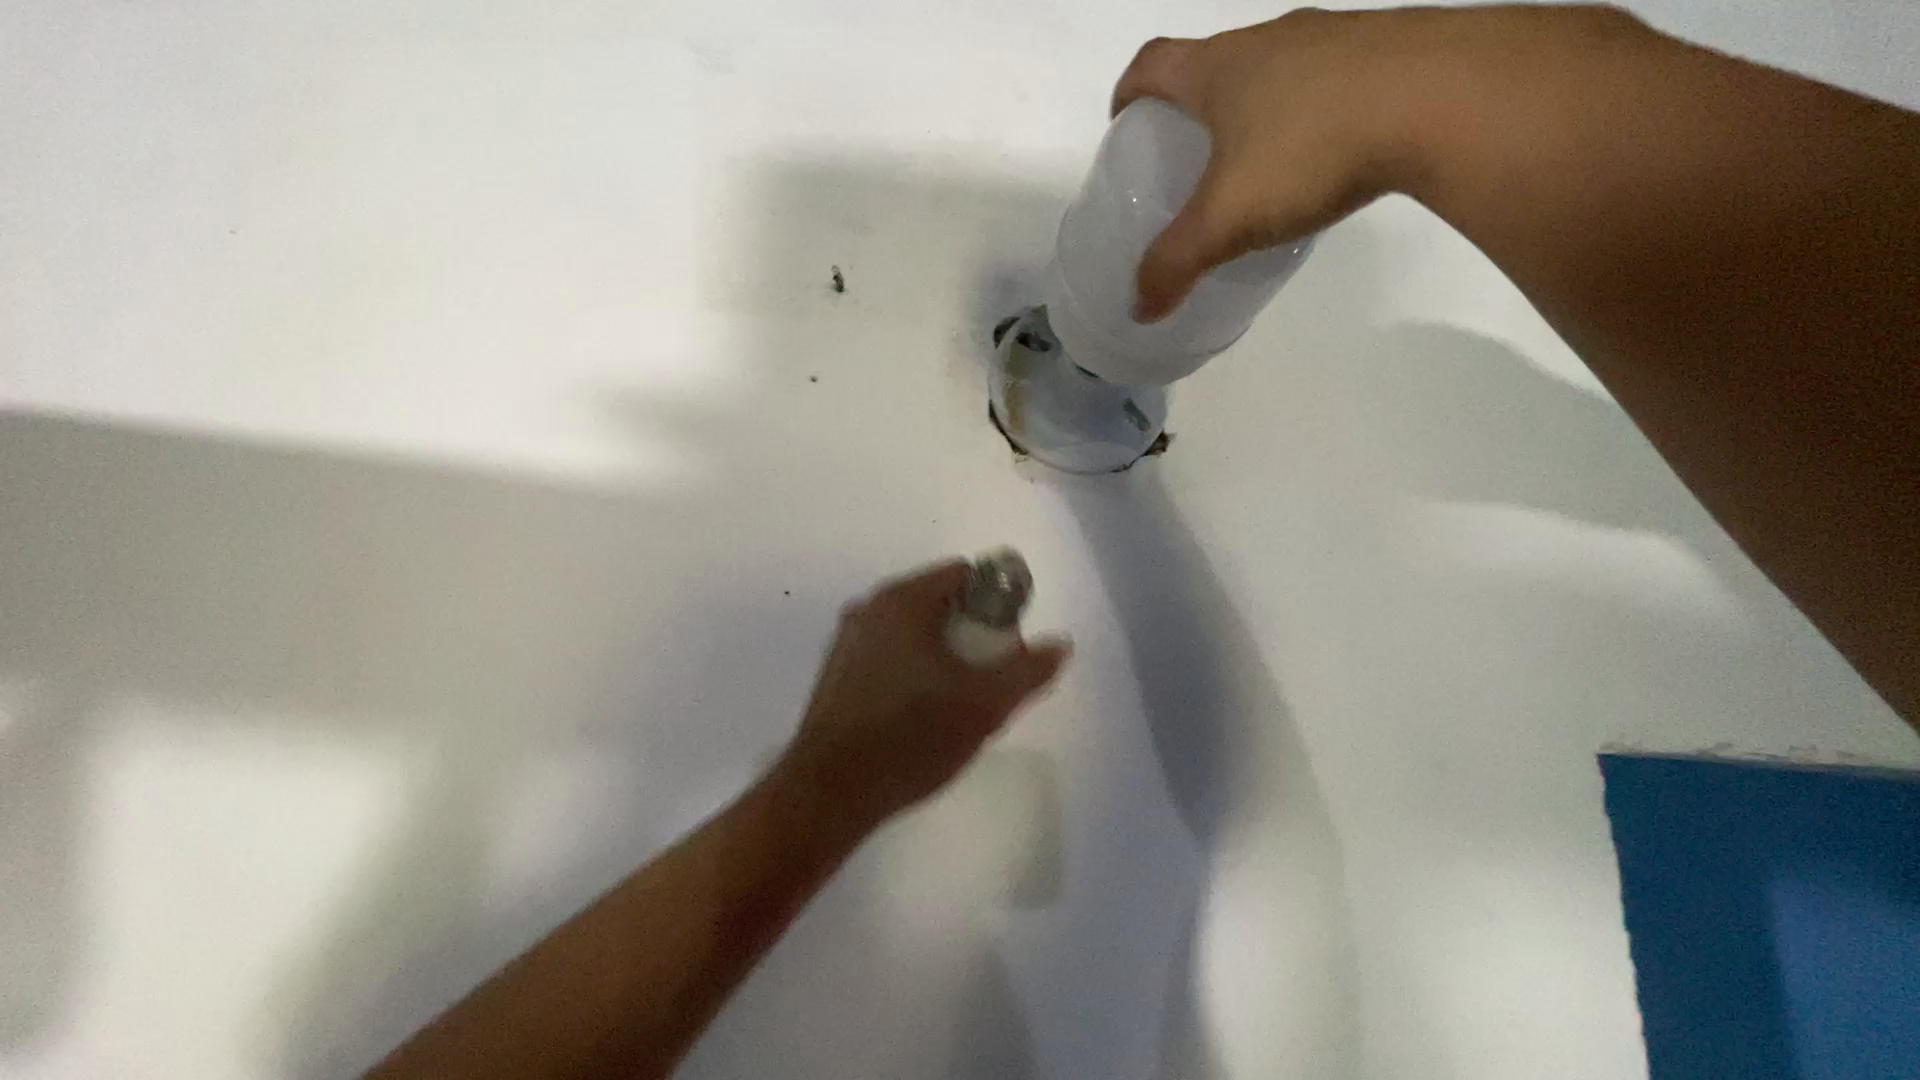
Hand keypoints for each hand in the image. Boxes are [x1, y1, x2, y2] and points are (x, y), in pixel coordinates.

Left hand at [783, 560, 1070, 829]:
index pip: (965, 575)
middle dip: (971, 638)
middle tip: (985, 686)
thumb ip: (1028, 670)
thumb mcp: (985, 705)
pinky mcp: (835, 676)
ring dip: (942, 660)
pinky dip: (912, 676)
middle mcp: (869, 609)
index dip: (996, 607)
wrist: (829, 793)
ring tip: (954, 710)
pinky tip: (918, 721)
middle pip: (940, 605)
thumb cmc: (911, 737)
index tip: (1004, 652)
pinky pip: (889, 659)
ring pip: (914, 636)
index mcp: (902, 600)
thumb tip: (1059, 644)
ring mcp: (846, 642)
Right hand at [1112, 4, 1651, 318]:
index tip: (1123, 125)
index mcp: (1219, 69)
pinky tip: (1325, 155)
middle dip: (1191, 106)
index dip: (1129, 92)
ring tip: (1258, 163)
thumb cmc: (1309, 149)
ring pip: (1274, 69)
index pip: (1152, 64)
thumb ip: (1176, 264)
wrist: (1445, 99)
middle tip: (1189, 158)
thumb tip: (1139, 308)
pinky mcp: (1386, 50)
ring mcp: (1332, 38)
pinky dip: (1310, 112)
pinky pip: (1328, 80)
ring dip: (1255, 107)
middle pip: (1213, 63)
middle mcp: (1270, 39)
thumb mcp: (1227, 221)